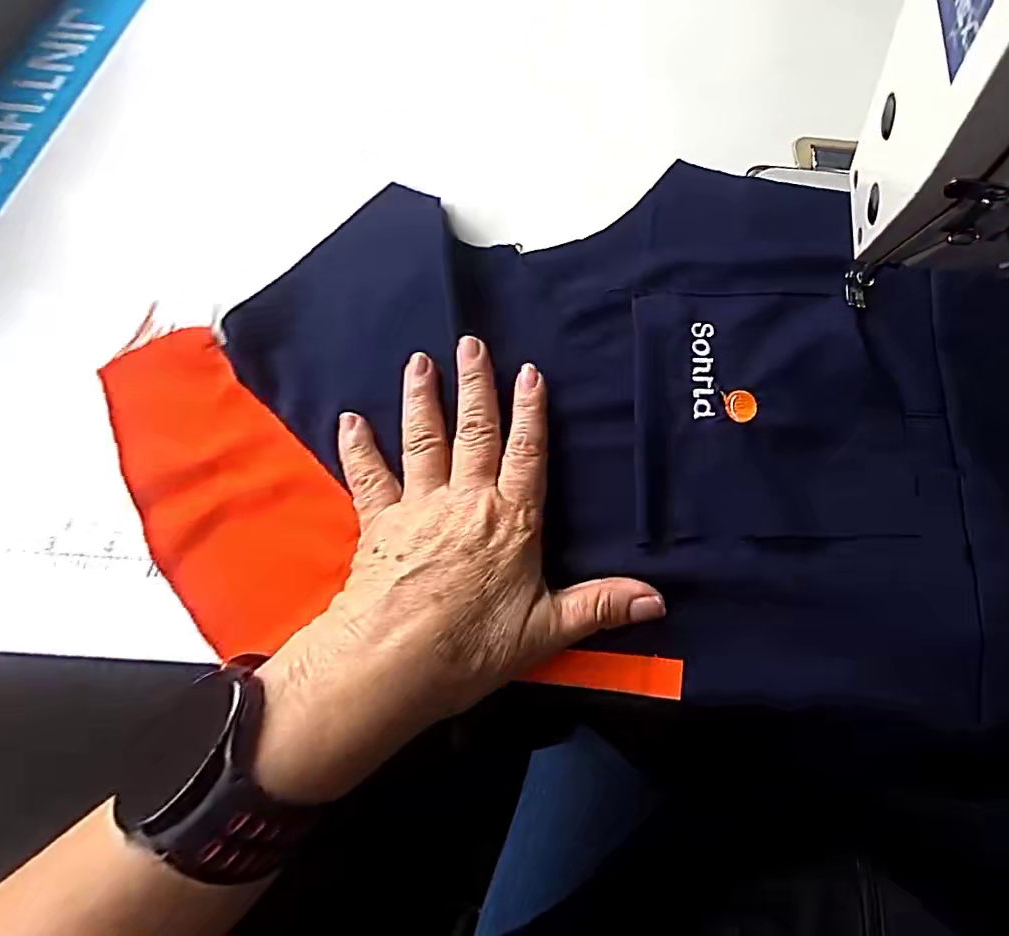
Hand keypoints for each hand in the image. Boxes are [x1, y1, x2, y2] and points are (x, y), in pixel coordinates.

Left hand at [250, 336, 665, 804]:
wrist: (394, 663)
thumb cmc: (471, 648)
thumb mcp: (545, 631)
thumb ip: (599, 606)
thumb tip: (658, 600)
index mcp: (511, 521)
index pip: (526, 454)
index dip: (530, 412)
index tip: (530, 373)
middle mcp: (466, 501)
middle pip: (475, 431)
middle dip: (476, 385)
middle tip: (471, 344)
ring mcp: (420, 506)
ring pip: (424, 440)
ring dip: (422, 398)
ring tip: (420, 362)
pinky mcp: (380, 521)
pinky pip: (369, 475)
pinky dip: (359, 447)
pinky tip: (351, 420)